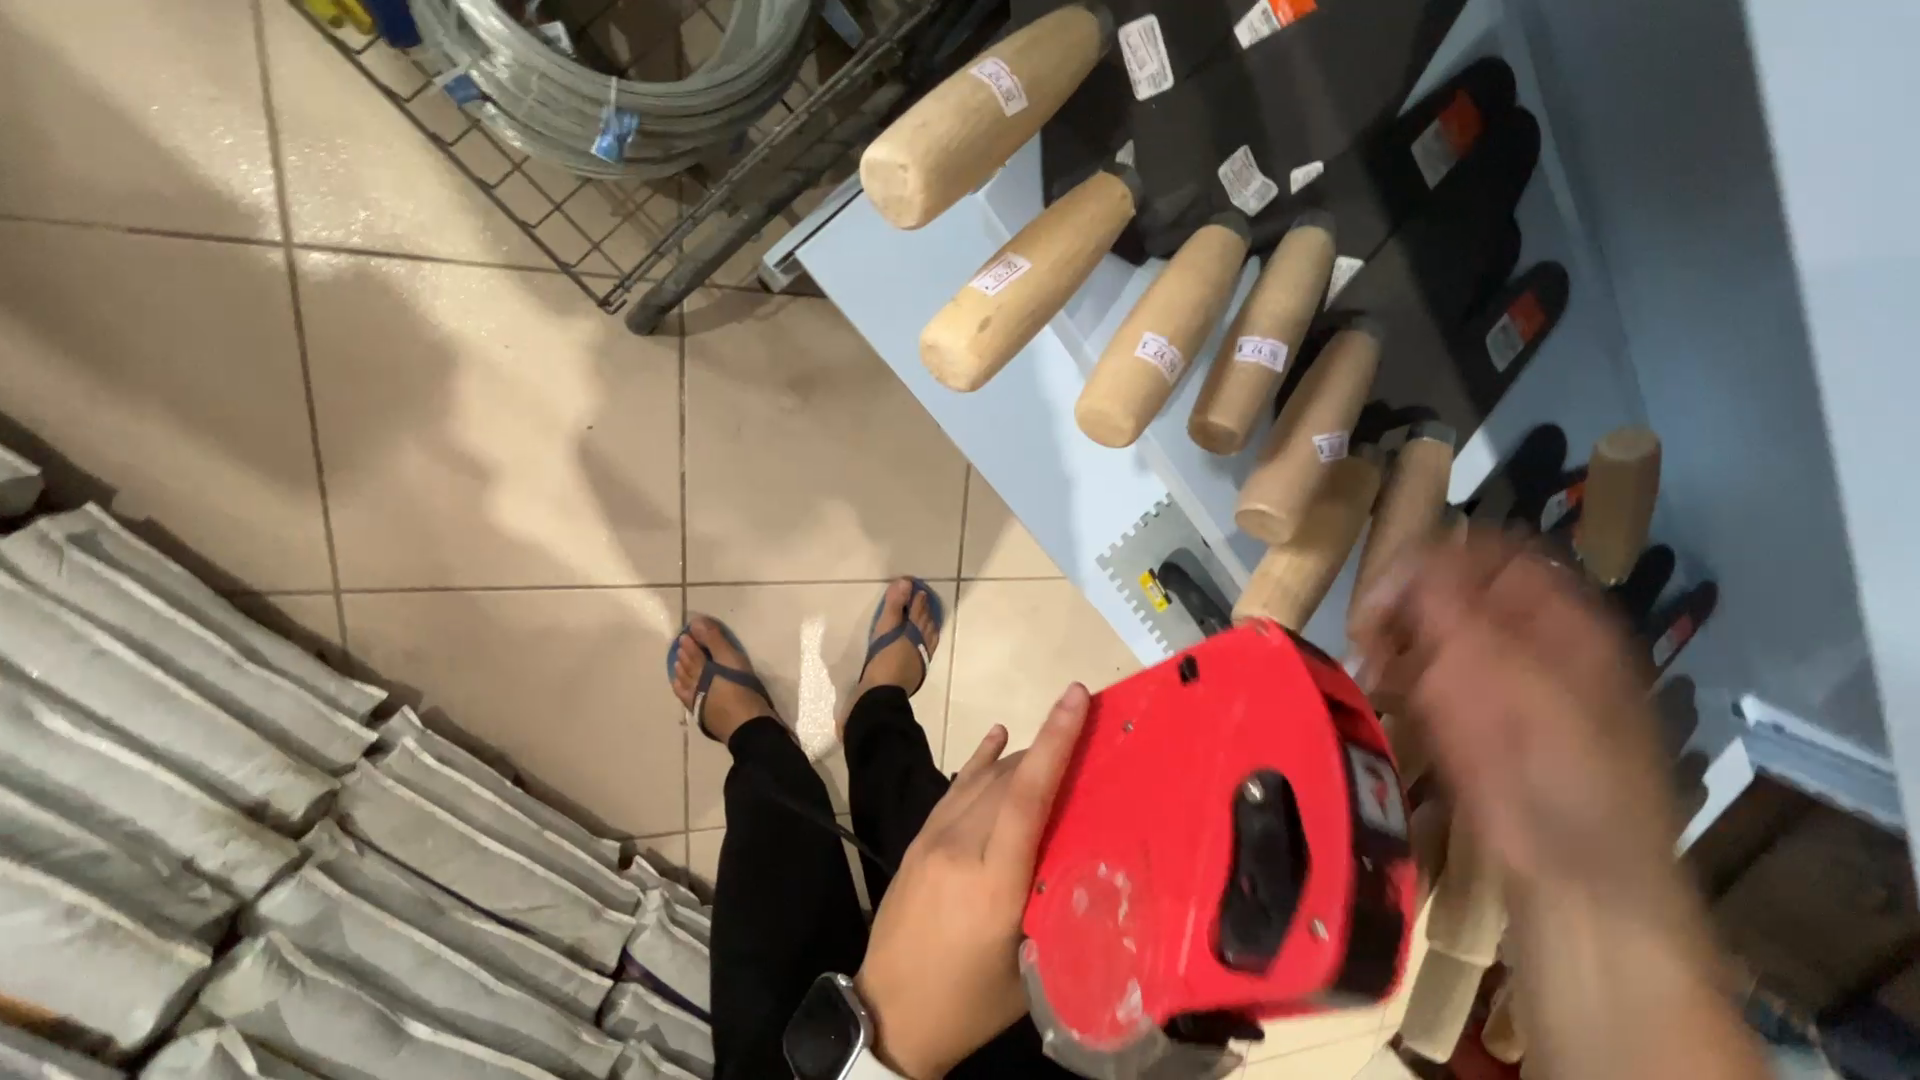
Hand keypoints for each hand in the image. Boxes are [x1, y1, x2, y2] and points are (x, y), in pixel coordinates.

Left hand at [855, 684, 1090, 1078]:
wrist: (889, 1015)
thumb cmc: (969, 1003)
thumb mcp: (1030, 970)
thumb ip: (1058, 911)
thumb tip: (1091, 862)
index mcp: (994, 883)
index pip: (1028, 796)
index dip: (1055, 742)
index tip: (1076, 697)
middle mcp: (960, 847)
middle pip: (1010, 779)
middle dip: (1050, 745)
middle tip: (1089, 726)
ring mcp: (934, 839)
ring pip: (984, 779)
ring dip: (1022, 757)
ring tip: (1057, 740)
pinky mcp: (919, 841)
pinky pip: (955, 789)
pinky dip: (980, 760)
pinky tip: (998, 736)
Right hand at [1349, 533, 1681, 899]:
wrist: (1574, 865)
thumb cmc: (1546, 758)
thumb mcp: (1494, 664)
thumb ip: (1449, 603)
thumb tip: (1411, 556)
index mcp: (1560, 616)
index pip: (1491, 554)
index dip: (1435, 560)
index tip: (1385, 587)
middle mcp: (1536, 641)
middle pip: (1459, 594)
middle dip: (1408, 607)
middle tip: (1371, 633)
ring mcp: (1508, 684)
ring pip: (1439, 637)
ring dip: (1399, 645)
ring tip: (1374, 668)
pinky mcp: (1481, 722)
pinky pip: (1432, 681)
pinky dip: (1403, 681)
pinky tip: (1387, 696)